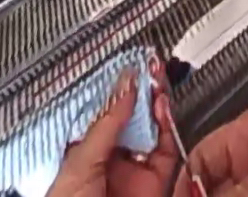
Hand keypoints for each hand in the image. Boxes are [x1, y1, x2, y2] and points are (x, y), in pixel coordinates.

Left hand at [52, 57, 180, 196]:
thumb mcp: (79, 166)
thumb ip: (106, 125)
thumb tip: (125, 84)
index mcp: (83, 161)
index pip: (104, 115)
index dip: (117, 89)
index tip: (128, 65)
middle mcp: (110, 166)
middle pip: (132, 118)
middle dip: (141, 90)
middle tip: (147, 64)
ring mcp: (135, 176)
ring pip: (152, 128)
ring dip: (156, 101)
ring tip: (156, 76)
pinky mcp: (158, 184)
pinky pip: (168, 147)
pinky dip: (168, 123)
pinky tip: (162, 104)